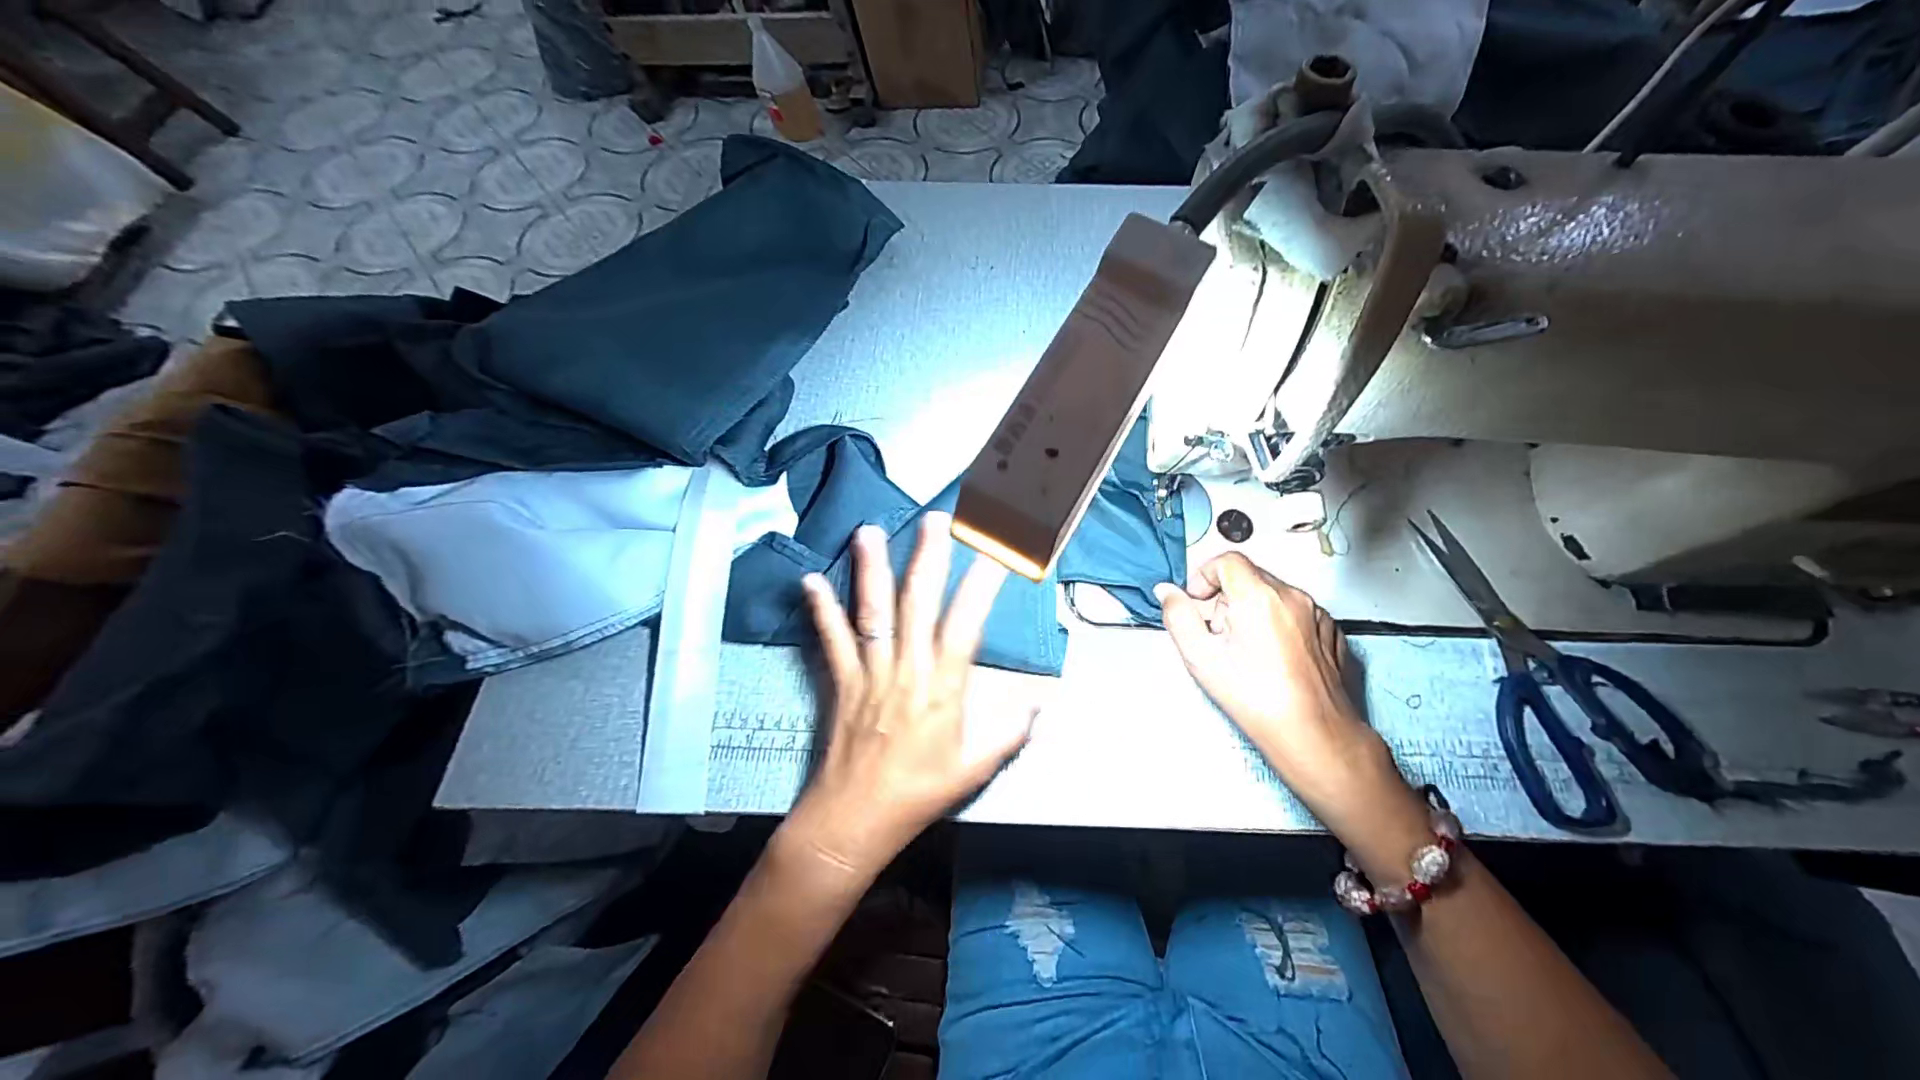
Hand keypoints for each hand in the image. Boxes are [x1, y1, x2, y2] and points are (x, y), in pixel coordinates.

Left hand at [782, 512, 1032, 882]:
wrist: (855, 819)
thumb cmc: (919, 793)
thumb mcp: (974, 768)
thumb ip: (1008, 733)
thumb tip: (1039, 707)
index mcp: (943, 689)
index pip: (966, 626)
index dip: (981, 586)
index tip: (994, 553)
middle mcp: (907, 671)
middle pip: (917, 605)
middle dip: (926, 559)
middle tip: (933, 521)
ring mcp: (870, 673)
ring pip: (872, 612)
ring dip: (871, 570)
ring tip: (868, 532)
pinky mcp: (842, 682)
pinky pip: (832, 640)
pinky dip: (822, 609)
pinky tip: (810, 580)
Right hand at [1156, 554, 1427, 873]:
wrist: (1312, 733)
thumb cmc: (1259, 700)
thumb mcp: (1200, 656)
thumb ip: (1177, 615)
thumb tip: (1168, 593)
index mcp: (1259, 596)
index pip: (1226, 561)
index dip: (1204, 577)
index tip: (1198, 601)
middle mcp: (1292, 597)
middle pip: (1248, 578)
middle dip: (1226, 599)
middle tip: (1217, 635)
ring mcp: (1316, 614)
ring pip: (1272, 596)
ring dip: (1253, 613)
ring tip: (1246, 653)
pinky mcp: (1330, 632)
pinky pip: (1296, 614)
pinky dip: (1279, 626)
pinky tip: (1271, 660)